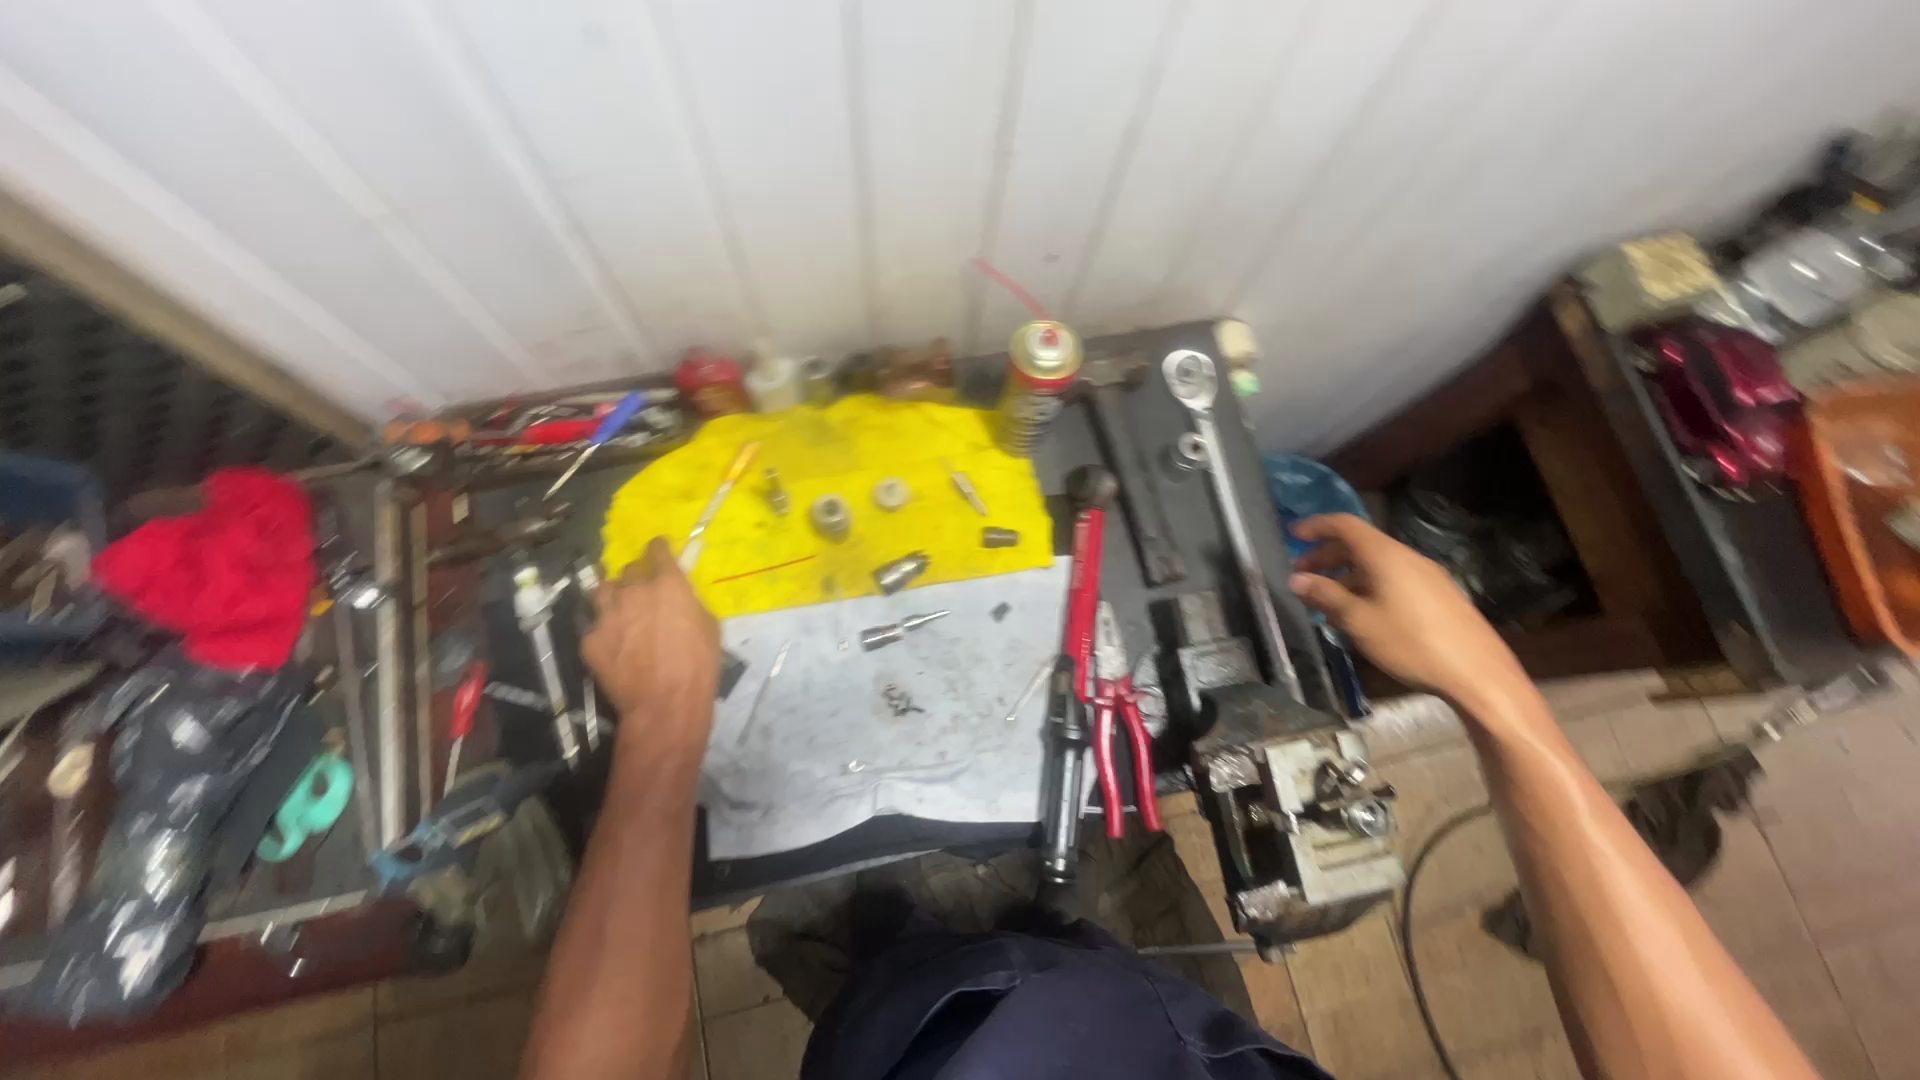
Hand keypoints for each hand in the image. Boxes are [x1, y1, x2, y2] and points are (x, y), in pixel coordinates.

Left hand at [582, 537, 720, 743]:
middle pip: (627, 570)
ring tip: (620, 610)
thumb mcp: (709, 627)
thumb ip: (690, 603)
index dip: (657, 548)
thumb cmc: (700, 666)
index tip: (658, 549)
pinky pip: (594, 627)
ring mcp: (606, 615)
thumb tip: (681, 598)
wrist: (665, 704)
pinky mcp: (589, 640)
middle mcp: (633, 592)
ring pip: (602, 590)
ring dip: (613, 596)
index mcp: (667, 584)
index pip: (656, 550)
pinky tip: (615, 647)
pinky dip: (604, 632)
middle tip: (643, 592)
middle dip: (636, 577)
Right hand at [1288, 513, 1529, 710]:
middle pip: (1360, 546)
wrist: (1478, 674)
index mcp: (1386, 556)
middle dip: (1327, 557)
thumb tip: (1296, 579)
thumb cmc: (1411, 643)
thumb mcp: (1359, 621)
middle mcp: (1407, 558)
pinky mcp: (1437, 596)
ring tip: (1326, 604)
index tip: (1293, 535)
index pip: (1345, 525)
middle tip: (1302, 578)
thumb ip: (1326, 596)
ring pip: (1376, 566)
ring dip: (1346, 577)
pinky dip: (1368, 588)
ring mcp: (1426, 577)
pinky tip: (1360, 616)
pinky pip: (1393, 580)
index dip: (1316, 526)